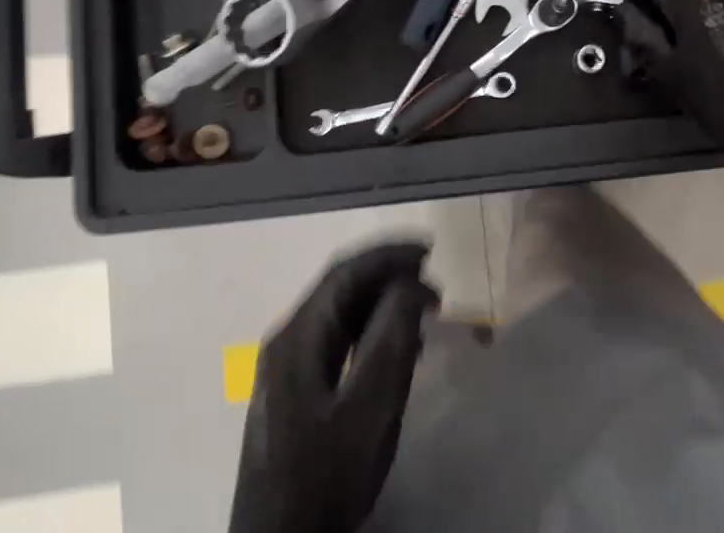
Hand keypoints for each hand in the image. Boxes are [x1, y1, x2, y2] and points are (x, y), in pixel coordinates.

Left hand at [229, 242, 439, 532]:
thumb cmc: (327, 472)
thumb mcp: (370, 405)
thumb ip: (391, 338)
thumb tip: (410, 284)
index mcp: (297, 336)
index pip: (345, 272)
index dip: (389, 254)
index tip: (432, 251)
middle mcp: (286, 342)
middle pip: (340, 290)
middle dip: (390, 278)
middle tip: (437, 288)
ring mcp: (287, 368)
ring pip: (339, 316)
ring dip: (383, 306)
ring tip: (426, 315)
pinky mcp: (296, 391)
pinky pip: (336, 343)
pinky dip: (371, 333)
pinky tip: (398, 350)